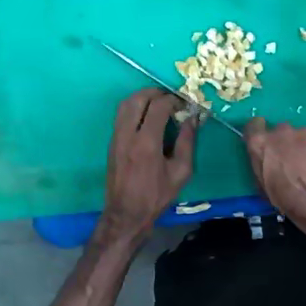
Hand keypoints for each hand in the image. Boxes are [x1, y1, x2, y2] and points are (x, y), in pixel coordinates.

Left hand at [102, 90, 196, 241]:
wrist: (126, 213)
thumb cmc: (157, 195)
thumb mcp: (181, 172)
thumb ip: (187, 142)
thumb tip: (193, 119)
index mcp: (147, 142)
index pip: (159, 107)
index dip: (174, 100)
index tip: (185, 104)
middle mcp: (128, 134)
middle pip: (138, 98)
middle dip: (156, 93)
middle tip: (171, 98)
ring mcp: (116, 137)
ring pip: (125, 104)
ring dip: (142, 97)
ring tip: (158, 102)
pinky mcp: (112, 141)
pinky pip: (121, 115)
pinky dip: (134, 107)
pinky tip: (147, 115)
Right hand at [243, 118, 305, 250]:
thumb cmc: (286, 197)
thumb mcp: (262, 184)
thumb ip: (261, 163)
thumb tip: (265, 158)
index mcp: (261, 143)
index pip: (254, 125)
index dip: (258, 132)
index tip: (265, 143)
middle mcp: (281, 132)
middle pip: (279, 131)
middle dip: (283, 143)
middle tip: (289, 161)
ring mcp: (304, 132)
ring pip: (300, 136)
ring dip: (301, 147)